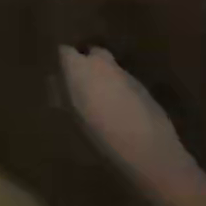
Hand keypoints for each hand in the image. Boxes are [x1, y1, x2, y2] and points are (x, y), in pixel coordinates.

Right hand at [59, 45, 199, 188]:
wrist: (149, 153)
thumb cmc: (100, 133)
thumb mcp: (71, 115)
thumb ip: (62, 92)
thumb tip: (56, 81)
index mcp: (78, 67)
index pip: (65, 51)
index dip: (64, 62)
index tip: (63, 75)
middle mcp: (103, 65)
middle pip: (94, 53)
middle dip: (90, 64)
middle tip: (86, 84)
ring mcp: (128, 77)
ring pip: (113, 70)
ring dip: (109, 80)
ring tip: (107, 103)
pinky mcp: (148, 92)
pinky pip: (129, 86)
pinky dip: (125, 94)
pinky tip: (126, 114)